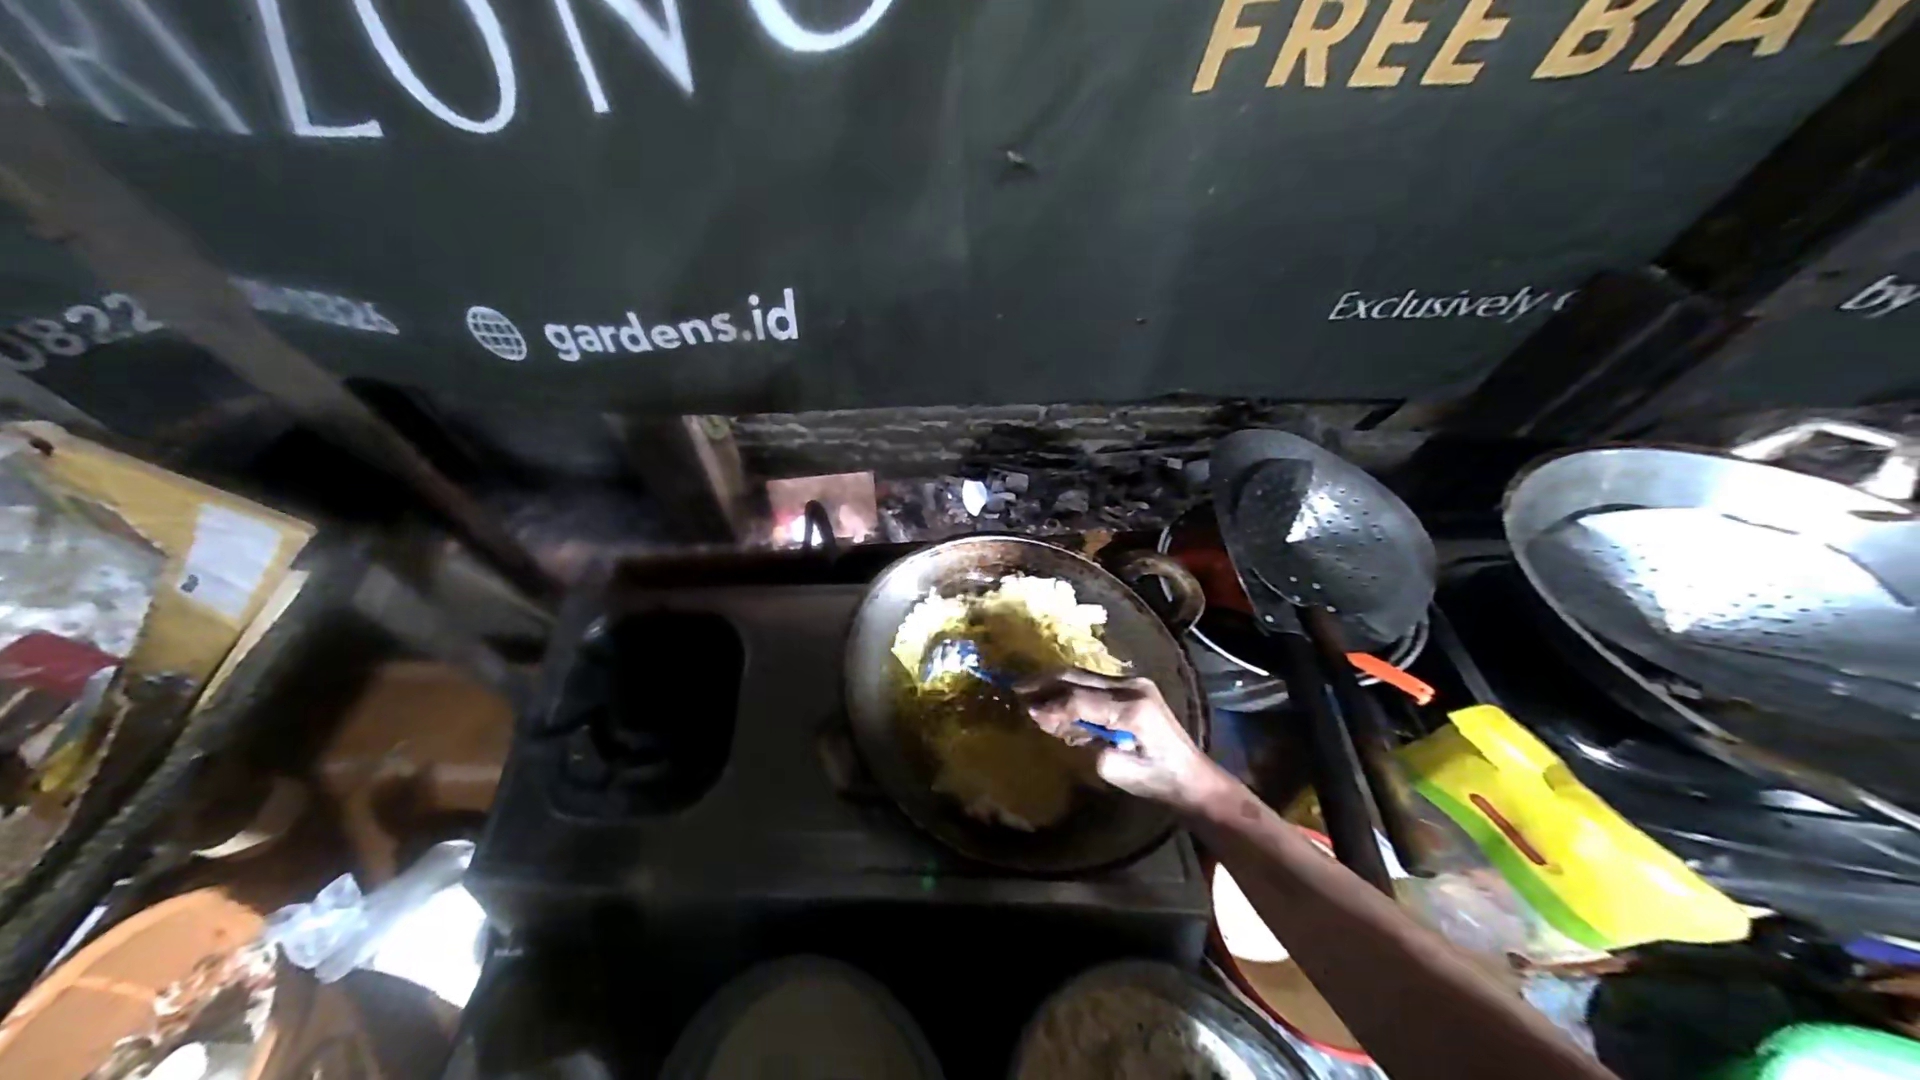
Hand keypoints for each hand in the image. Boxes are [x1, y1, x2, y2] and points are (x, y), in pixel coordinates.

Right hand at [1016, 670, 1232, 811]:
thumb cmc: (1158, 781)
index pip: (1079, 700)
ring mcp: (1134, 683)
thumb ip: (1085, 745)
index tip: (1025, 710)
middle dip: (1044, 683)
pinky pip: (1093, 683)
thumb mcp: (1117, 771)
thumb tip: (1055, 724)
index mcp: (1132, 709)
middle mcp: (1133, 686)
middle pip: (1078, 678)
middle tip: (1015, 688)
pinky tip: (1053, 699)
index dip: (1050, 705)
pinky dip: (1070, 689)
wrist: (1192, 778)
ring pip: (1083, 676)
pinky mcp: (1133, 688)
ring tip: (1027, 691)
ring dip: (1054, 683)